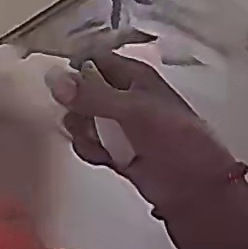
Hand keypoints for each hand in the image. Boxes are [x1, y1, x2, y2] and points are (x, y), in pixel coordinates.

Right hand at [49, 52, 239, 211]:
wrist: (195, 190)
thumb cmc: (171, 136)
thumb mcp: (131, 109)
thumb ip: (91, 95)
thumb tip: (51, 78)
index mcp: (134, 77)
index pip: (96, 58)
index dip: (76, 64)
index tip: (56, 78)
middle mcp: (125, 97)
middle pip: (85, 90)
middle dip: (75, 102)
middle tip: (76, 115)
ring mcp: (121, 126)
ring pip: (85, 118)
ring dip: (81, 128)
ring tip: (91, 138)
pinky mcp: (117, 153)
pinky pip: (91, 144)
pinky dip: (89, 148)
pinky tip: (99, 155)